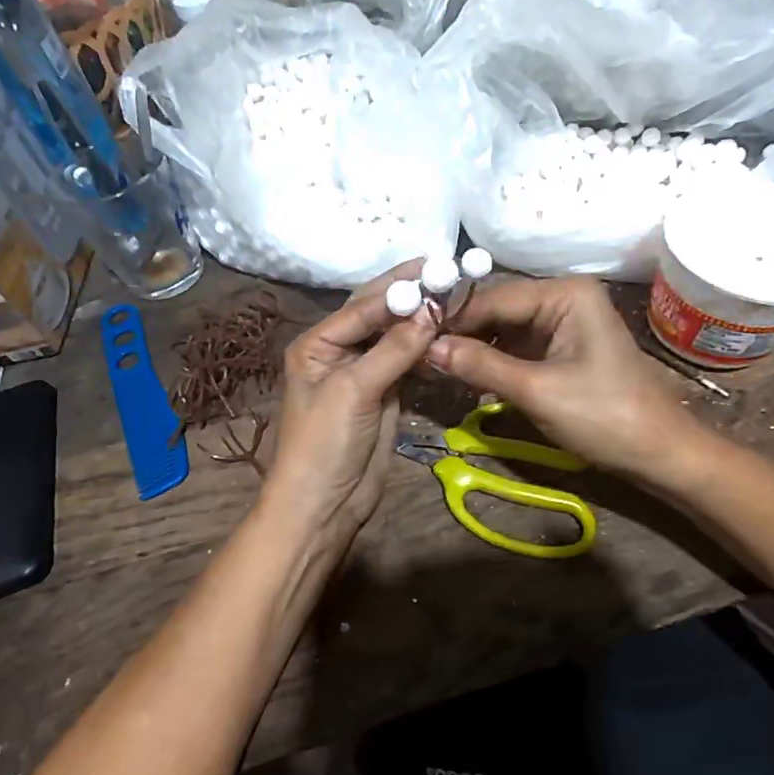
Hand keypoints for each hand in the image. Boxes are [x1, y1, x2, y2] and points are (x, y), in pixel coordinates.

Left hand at [262, 261, 437, 533]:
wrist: (323, 506)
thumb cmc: (324, 443)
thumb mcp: (353, 390)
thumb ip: (392, 350)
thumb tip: (430, 311)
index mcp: (317, 343)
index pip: (362, 306)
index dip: (398, 289)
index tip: (436, 269)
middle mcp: (338, 352)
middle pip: (377, 315)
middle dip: (410, 297)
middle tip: (447, 273)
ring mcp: (362, 374)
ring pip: (395, 338)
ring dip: (422, 322)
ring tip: (456, 301)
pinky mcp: (383, 395)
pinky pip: (406, 363)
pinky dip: (425, 351)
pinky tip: (448, 338)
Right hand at [427, 277, 697, 479]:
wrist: (658, 454)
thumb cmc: (604, 416)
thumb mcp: (536, 390)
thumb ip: (481, 365)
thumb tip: (428, 349)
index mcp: (565, 295)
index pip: (493, 297)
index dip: (452, 319)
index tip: (413, 337)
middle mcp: (562, 300)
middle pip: (496, 310)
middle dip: (460, 334)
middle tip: (418, 354)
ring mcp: (561, 325)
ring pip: (501, 331)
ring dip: (471, 349)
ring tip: (432, 365)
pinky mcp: (558, 350)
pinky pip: (514, 348)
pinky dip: (490, 362)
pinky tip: (462, 374)